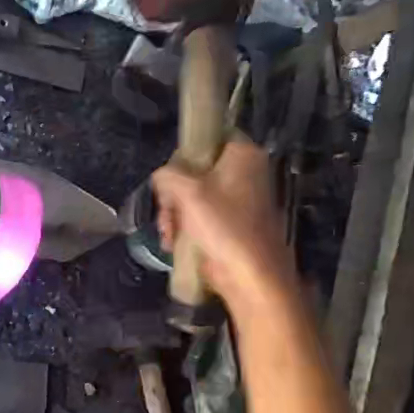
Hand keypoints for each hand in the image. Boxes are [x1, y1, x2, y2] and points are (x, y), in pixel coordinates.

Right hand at [151, 134, 295, 308]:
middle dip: (175, 193)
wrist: (251, 277)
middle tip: (167, 211)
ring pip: (197, 196)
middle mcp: (247, 173)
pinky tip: (175, 244)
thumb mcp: (187, 192)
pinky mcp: (236, 226)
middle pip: (198, 170)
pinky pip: (205, 218)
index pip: (210, 135)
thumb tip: (163, 177)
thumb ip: (167, 175)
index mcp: (244, 155)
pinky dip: (189, 228)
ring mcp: (243, 201)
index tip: (170, 173)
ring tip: (169, 234)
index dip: (186, 152)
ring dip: (177, 214)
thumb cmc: (223, 226)